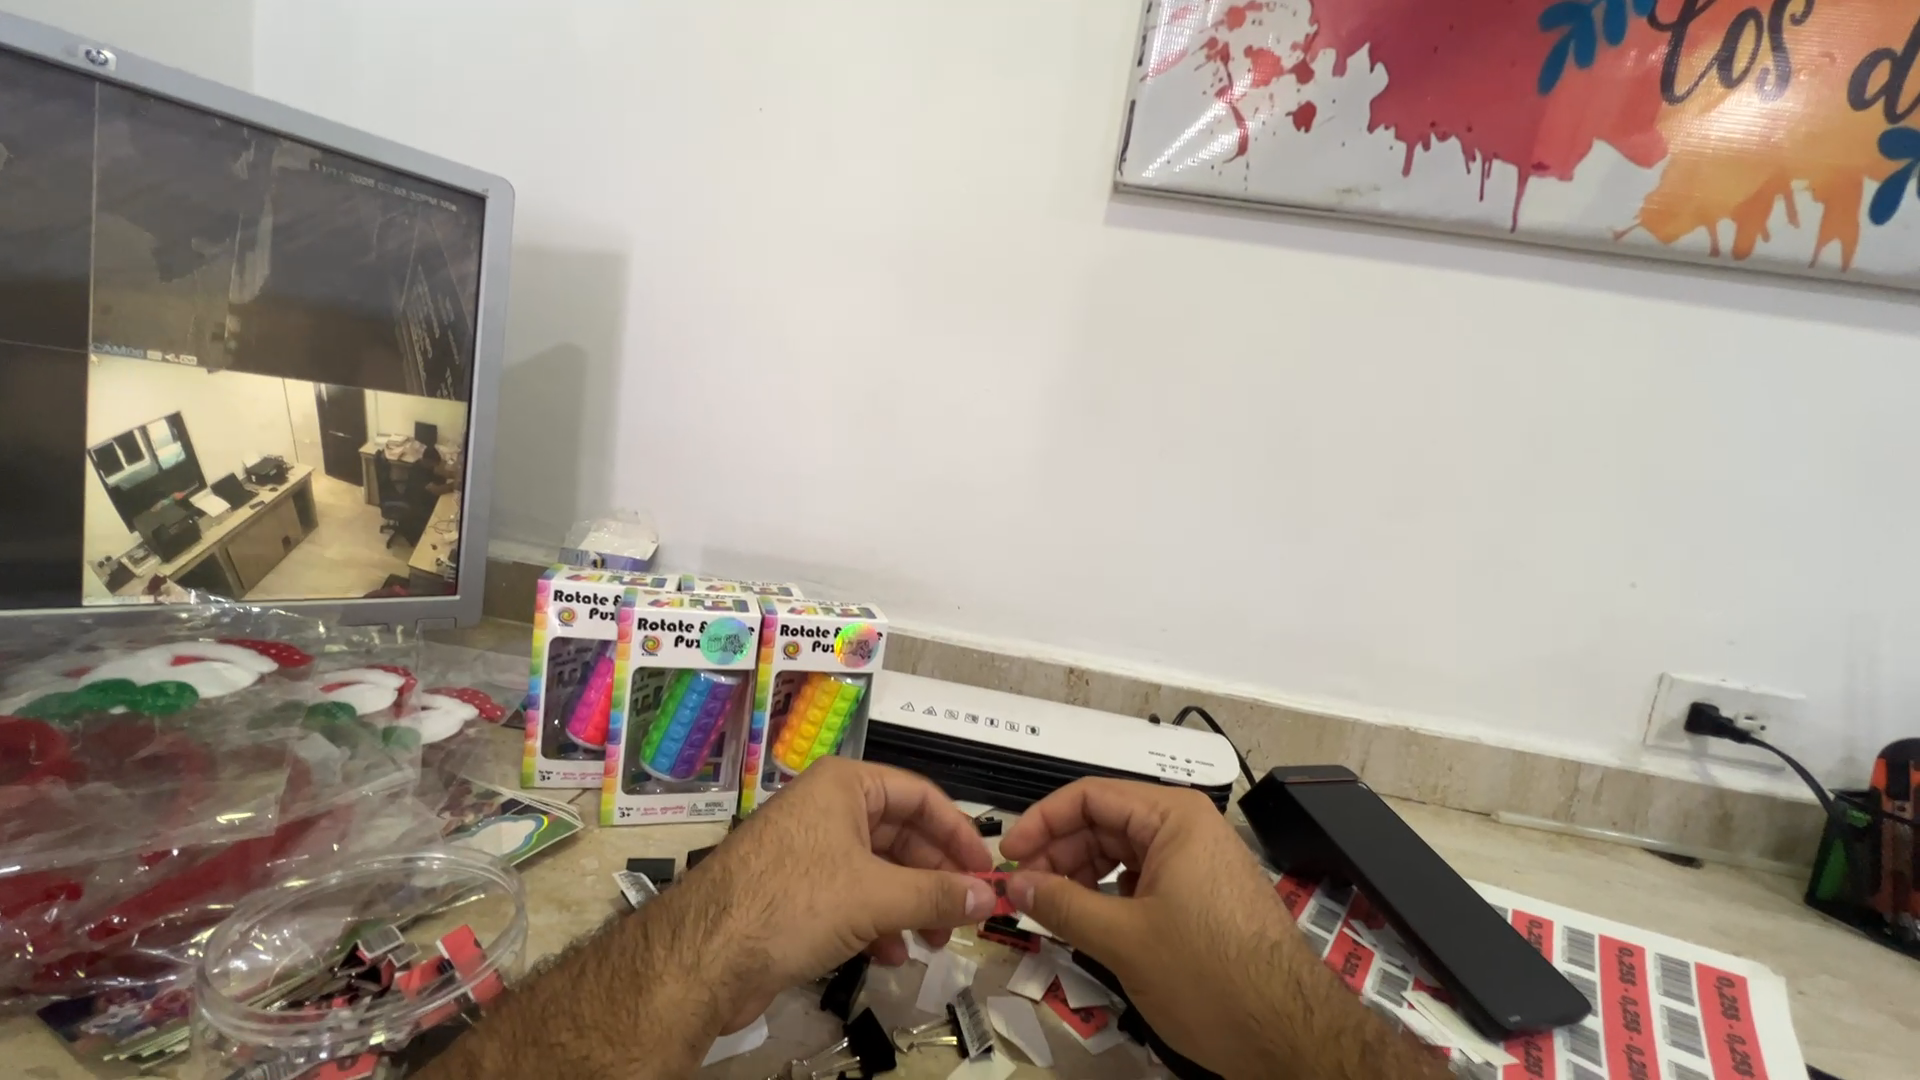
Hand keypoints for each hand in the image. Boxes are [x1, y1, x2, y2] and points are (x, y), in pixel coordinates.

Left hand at [419, 759, 999, 1079]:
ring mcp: (809, 849)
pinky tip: (889, 954)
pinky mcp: (795, 890)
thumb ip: (936, 893)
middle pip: (900, 834)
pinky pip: (852, 896)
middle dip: (933, 876)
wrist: (704, 957)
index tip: (985, 870)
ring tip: (931, 941)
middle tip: (963, 912)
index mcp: (846, 785)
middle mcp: (828, 808)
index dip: (957, 833)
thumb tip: (985, 895)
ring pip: (878, 869)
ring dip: (909, 904)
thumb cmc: (792, 902)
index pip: (919, 796)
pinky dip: (877, 921)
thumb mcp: (876, 896)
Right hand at [1000, 779, 1303, 1077]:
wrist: (1293, 1037)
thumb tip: (1015, 885)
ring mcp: (1197, 859)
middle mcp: (1186, 825)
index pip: (1089, 795)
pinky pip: (1142, 876)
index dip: (1042, 821)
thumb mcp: (1123, 939)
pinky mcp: (1202, 892)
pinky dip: (1109, 893)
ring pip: (1121, 851)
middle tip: (1023, 889)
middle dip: (1059, 852)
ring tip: (1050, 907)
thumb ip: (1061, 904)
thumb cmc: (1208, 975)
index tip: (1009, 856)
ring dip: (1080, 875)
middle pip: (1104, 821)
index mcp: (1172, 815)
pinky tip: (1089, 918)